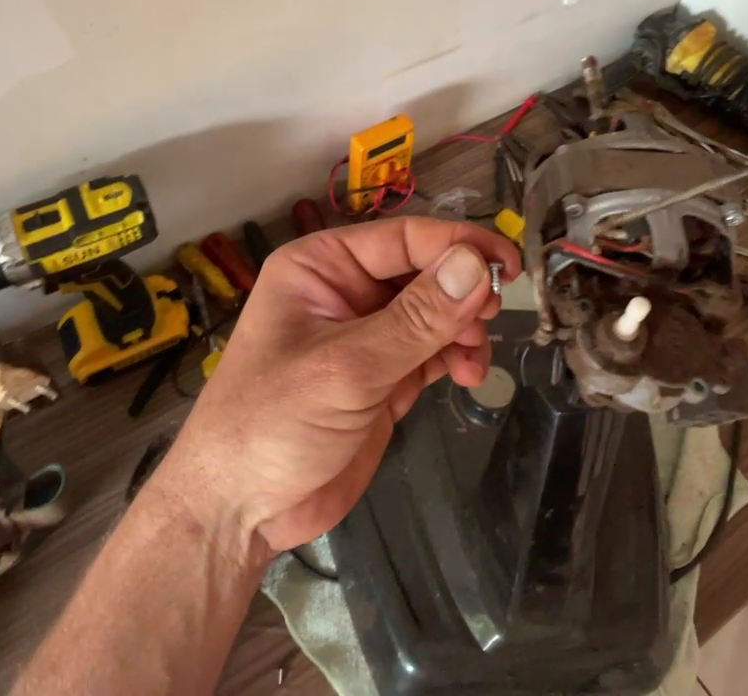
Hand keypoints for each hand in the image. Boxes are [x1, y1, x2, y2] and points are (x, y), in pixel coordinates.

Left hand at [146, 217, 522, 560]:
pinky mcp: (382, 377)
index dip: (458, 245)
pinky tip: (466, 376)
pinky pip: (431, 351)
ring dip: (463, 329)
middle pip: (424, 272)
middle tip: (490, 319)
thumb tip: (476, 265)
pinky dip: (455, 357)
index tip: (507, 266)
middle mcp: (344, 291)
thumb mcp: (347, 367)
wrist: (241, 510)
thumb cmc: (272, 423)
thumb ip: (416, 319)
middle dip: (462, 293)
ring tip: (472, 360)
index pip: (403, 238)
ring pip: (435, 313)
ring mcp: (365, 336)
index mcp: (321, 266)